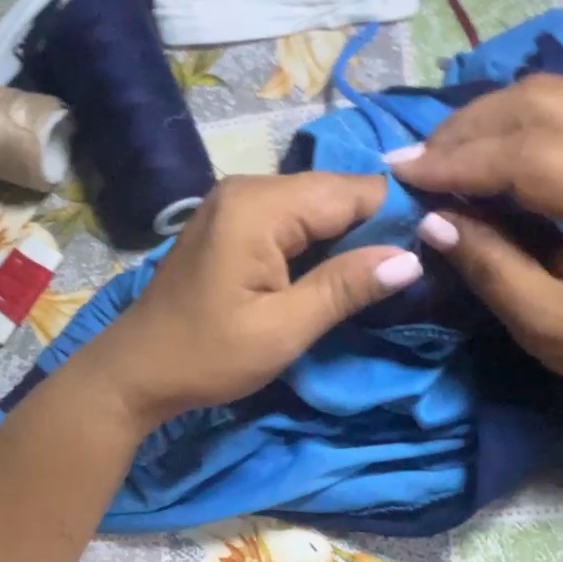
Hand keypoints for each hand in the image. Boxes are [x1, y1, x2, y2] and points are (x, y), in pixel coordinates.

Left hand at [73, 173, 422, 426]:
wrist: (134, 372)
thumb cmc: (205, 356)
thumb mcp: (282, 330)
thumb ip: (344, 288)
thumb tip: (411, 258)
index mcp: (260, 206)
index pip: (352, 191)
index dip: (395, 218)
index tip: (429, 251)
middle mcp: (247, 189)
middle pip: (333, 194)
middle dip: (370, 230)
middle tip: (405, 273)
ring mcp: (233, 204)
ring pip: (313, 208)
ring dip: (343, 240)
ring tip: (372, 279)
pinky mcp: (228, 225)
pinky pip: (287, 222)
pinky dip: (313, 245)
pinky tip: (329, 276)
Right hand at [389, 75, 562, 408]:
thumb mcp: (548, 327)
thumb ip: (491, 269)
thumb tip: (433, 220)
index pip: (529, 155)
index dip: (457, 161)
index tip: (400, 175)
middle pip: (540, 103)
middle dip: (465, 129)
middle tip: (413, 166)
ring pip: (551, 94)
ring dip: (485, 120)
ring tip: (438, 159)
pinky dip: (512, 124)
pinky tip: (480, 155)